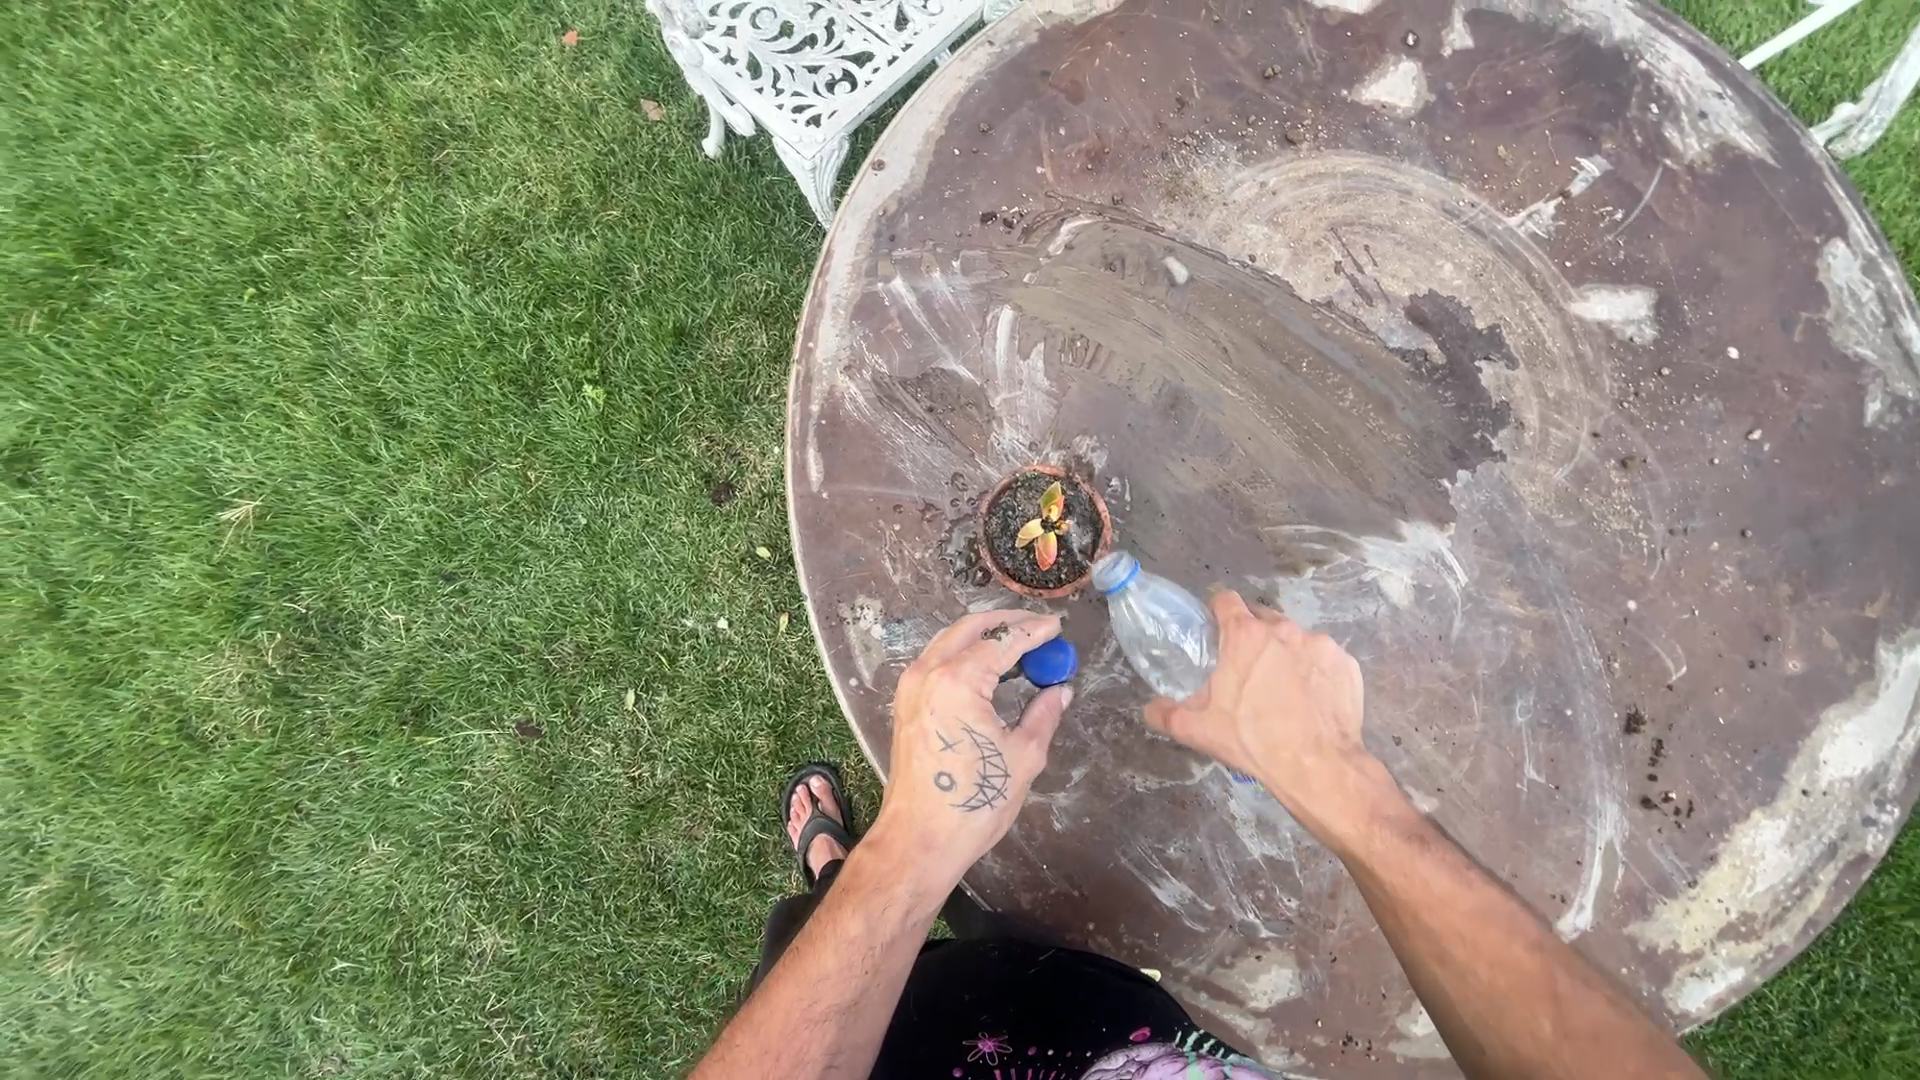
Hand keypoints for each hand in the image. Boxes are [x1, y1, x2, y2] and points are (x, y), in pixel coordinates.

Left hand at [873, 610, 1073, 889]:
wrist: (919, 839)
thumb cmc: (974, 802)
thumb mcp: (1023, 756)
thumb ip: (1043, 714)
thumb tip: (1060, 690)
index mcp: (958, 681)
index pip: (1003, 641)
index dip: (1034, 631)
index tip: (1056, 626)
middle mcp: (928, 672)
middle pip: (970, 628)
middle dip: (1005, 623)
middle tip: (1037, 627)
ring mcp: (911, 685)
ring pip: (950, 640)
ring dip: (983, 635)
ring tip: (1017, 643)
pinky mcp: (905, 702)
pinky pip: (937, 660)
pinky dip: (963, 653)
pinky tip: (987, 666)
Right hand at [1143, 591, 1388, 840]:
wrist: (1318, 768)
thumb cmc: (1253, 740)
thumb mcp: (1197, 730)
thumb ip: (1166, 714)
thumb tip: (1150, 709)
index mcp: (1244, 635)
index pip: (1226, 599)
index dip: (1217, 609)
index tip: (1214, 626)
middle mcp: (1284, 629)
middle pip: (1262, 617)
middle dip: (1252, 635)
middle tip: (1245, 667)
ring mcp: (1320, 645)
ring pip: (1295, 638)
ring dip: (1285, 653)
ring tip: (1281, 687)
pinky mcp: (1347, 665)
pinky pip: (1324, 659)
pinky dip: (1315, 671)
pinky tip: (1310, 699)